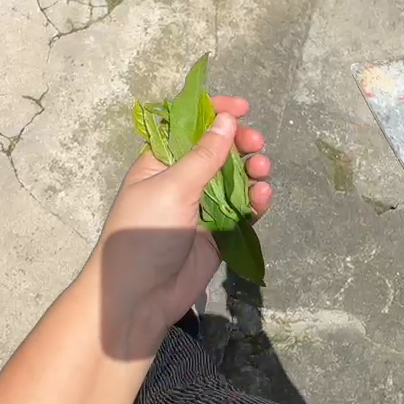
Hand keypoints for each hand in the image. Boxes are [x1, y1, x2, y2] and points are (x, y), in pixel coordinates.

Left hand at [86, 95, 270, 348]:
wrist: (140, 297)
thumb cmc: (144, 234)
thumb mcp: (172, 188)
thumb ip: (203, 156)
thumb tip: (226, 119)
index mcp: (159, 162)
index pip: (189, 127)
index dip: (214, 113)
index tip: (243, 107)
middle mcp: (181, 181)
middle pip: (218, 151)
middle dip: (240, 143)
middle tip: (257, 145)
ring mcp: (201, 208)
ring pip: (235, 180)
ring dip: (252, 171)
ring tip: (263, 171)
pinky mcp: (218, 234)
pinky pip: (242, 210)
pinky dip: (255, 201)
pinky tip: (263, 198)